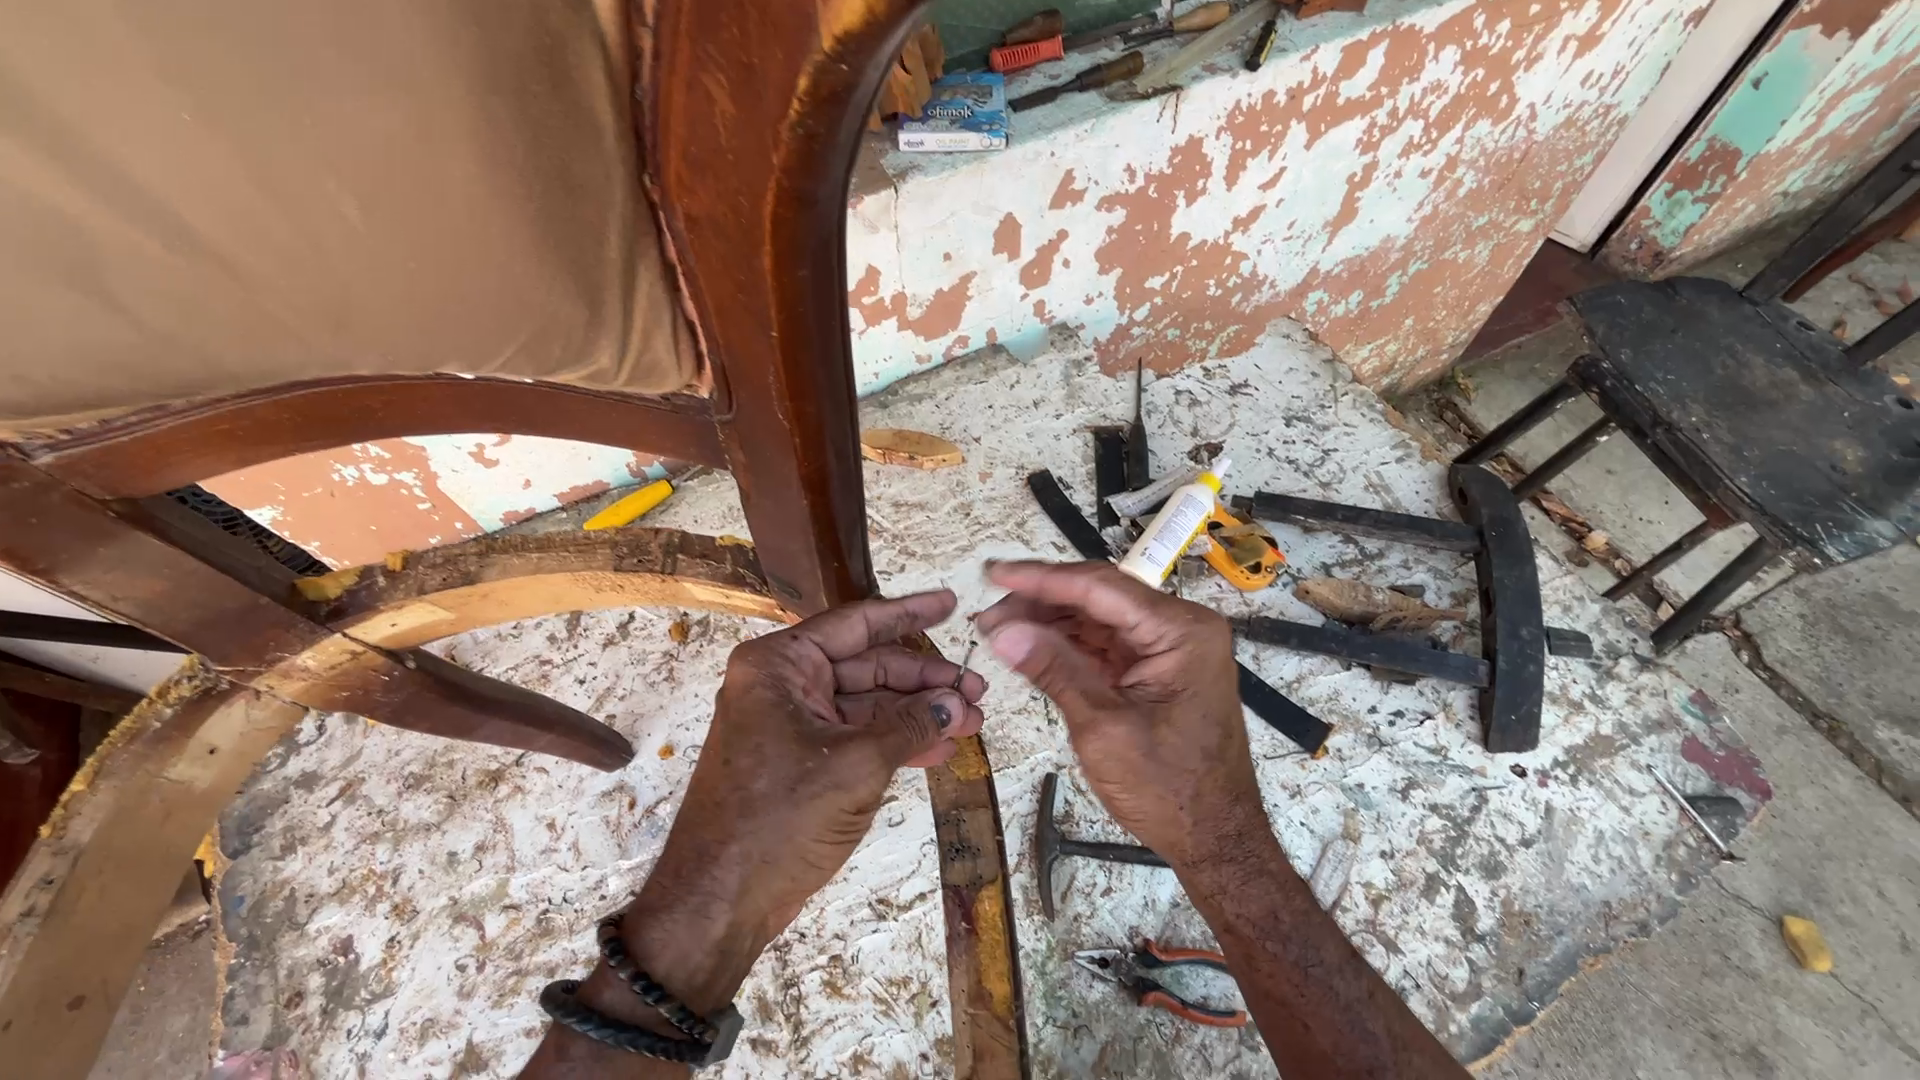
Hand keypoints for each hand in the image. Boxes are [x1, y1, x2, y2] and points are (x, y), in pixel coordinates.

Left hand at [629, 591, 985, 993]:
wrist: (720, 903)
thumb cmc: (778, 819)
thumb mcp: (854, 765)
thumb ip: (910, 725)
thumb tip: (956, 701)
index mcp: (780, 665)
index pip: (857, 623)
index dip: (909, 613)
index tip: (951, 604)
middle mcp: (784, 685)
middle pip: (868, 666)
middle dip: (924, 679)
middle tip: (977, 689)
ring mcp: (793, 725)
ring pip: (868, 704)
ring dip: (918, 713)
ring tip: (972, 720)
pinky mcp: (803, 762)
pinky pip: (858, 737)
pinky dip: (897, 741)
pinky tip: (940, 747)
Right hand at [973, 561, 1263, 867]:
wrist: (1215, 839)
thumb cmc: (1168, 789)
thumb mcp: (1103, 728)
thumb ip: (1054, 671)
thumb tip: (1001, 631)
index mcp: (1180, 630)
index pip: (1099, 587)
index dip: (1041, 578)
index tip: (993, 571)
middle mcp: (1178, 627)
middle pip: (1097, 596)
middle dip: (1039, 602)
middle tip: (988, 616)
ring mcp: (1167, 648)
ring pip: (1096, 618)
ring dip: (1048, 622)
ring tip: (998, 631)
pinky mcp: (1154, 669)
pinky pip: (1103, 644)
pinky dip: (1065, 645)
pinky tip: (1029, 646)